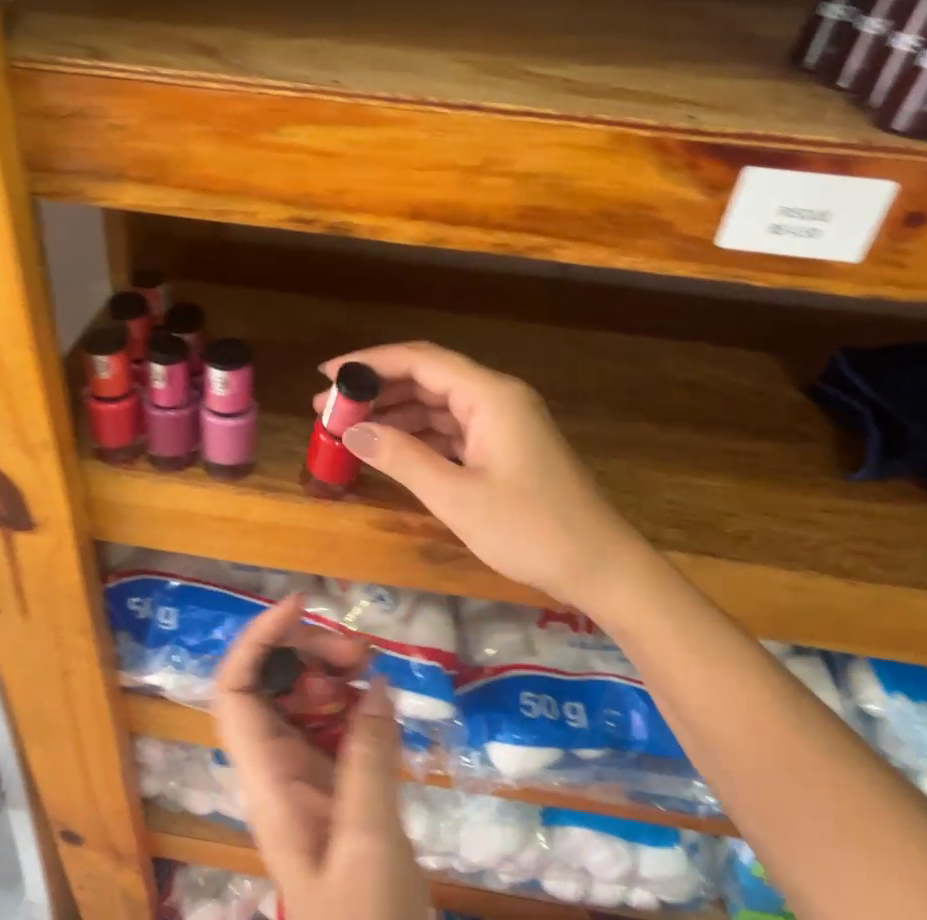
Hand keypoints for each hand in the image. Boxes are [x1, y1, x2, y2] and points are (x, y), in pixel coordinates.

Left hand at [212, 596, 428, 919]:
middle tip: (360, 653)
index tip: (301, 606)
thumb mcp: (370, 841)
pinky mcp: (334, 788)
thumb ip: (370, 759)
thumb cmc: (364, 919)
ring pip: (302, 702)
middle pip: (270, 685)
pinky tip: (382, 707)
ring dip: (332, 675)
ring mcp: (304, 778)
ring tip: (372, 672)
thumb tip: (376, 684)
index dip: (258, 641)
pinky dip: (355, 705)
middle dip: (307, 652)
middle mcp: (275, 770)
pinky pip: (334, 727)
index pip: (236, 691)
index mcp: (267, 780)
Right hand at [315, 342, 644, 600]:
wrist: (600, 566)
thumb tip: (351, 431)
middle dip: (376, 391)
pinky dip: (419, 437)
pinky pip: (453, 430)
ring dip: (395, 415)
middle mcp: (497, 398)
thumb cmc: (530, 529)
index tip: (326, 373)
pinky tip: (389, 450)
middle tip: (327, 410)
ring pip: (438, 406)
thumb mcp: (456, 496)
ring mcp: (504, 423)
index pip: (420, 360)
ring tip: (348, 431)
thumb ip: (401, 458)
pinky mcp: (506, 449)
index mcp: (490, 395)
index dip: (369, 362)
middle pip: (427, 379)